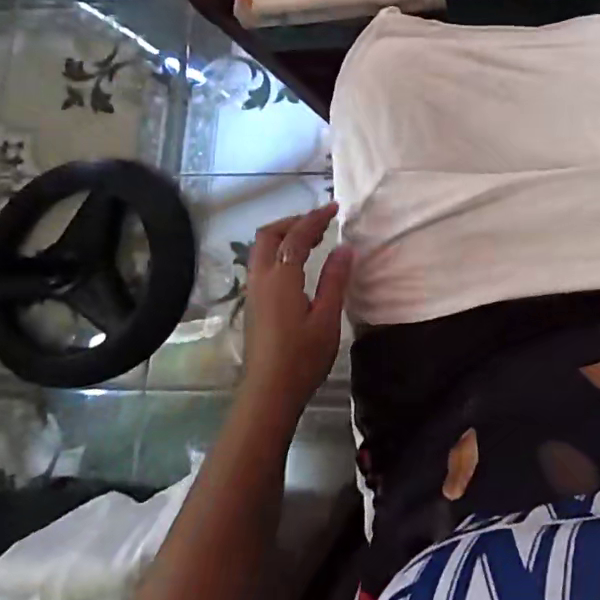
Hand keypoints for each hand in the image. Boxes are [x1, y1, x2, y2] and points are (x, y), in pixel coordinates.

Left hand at [242, 203, 352, 406]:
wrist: (269, 392)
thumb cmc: (302, 357)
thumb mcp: (327, 318)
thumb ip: (335, 280)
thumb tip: (345, 247)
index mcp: (280, 279)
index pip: (295, 237)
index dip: (314, 218)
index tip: (334, 208)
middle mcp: (261, 279)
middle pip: (268, 235)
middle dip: (294, 221)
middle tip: (321, 222)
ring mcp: (254, 292)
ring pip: (262, 249)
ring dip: (285, 236)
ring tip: (314, 238)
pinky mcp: (255, 304)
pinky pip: (263, 263)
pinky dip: (280, 252)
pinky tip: (299, 264)